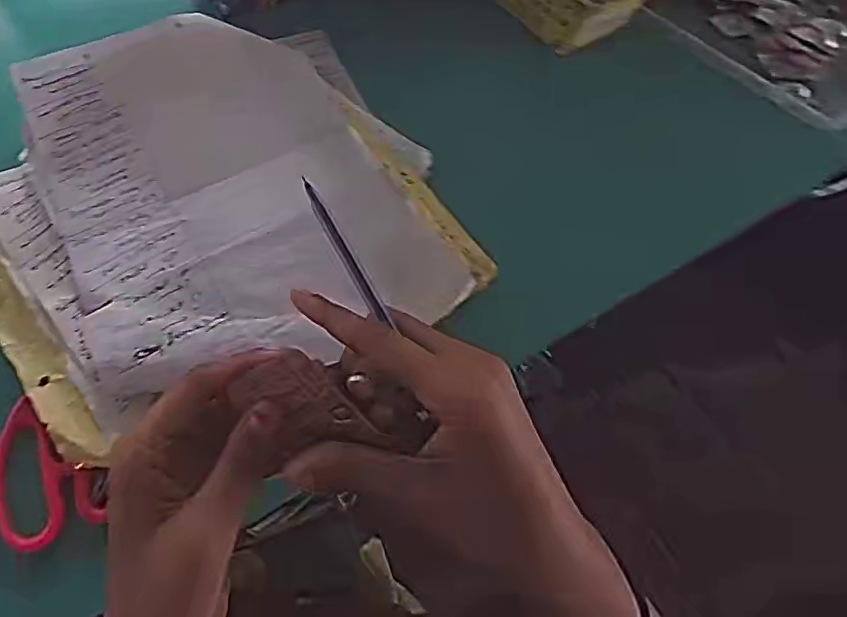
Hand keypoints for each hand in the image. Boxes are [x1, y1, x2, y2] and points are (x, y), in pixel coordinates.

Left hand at [107, 353, 284, 616]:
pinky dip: (257, 443)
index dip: (235, 368)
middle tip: (299, 371)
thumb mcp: (205, 530)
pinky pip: (228, 452)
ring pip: (222, 424)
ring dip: (258, 411)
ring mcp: (178, 468)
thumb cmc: (166, 594)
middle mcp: (158, 448)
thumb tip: (271, 404)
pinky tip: (290, 432)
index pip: (192, 389)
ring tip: (302, 392)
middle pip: (208, 401)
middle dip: (252, 386)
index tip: (279, 355)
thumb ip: (238, 464)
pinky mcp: (197, 488)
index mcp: (144, 449)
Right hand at [284, 290, 639, 616]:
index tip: (300, 296)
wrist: (554, 550)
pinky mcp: (489, 382)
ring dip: (385, 371)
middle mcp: (473, 362)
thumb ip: (352, 467)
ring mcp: (485, 369)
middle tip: (343, 396)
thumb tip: (292, 464)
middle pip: (398, 334)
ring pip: (415, 346)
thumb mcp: (415, 495)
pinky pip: (434, 361)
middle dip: (362, 356)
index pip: (383, 339)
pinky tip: (402, 420)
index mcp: (458, 383)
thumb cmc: (488, 524)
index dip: (336, 318)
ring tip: (374, 418)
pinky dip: (408, 379)